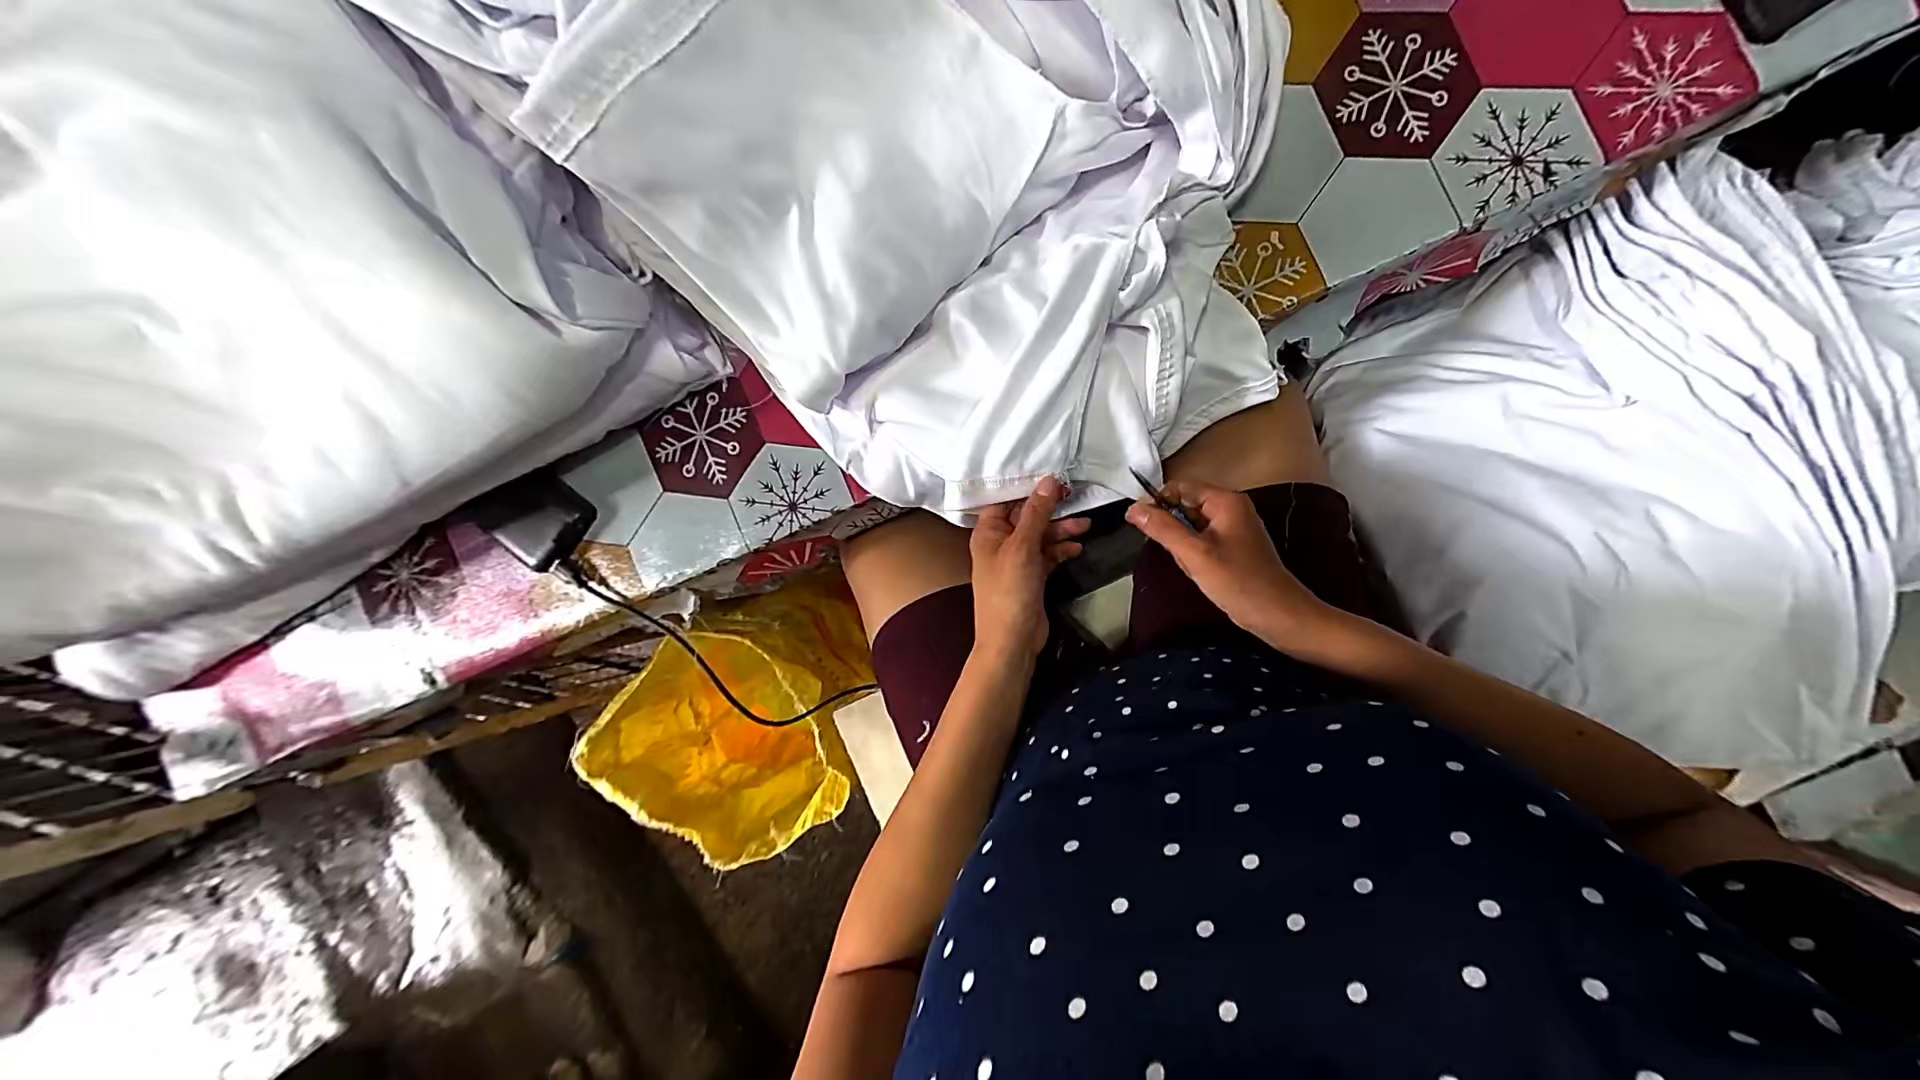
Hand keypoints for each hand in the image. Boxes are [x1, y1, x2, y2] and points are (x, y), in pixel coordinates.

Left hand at [970, 477, 1089, 659]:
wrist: (1012, 641)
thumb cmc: (1008, 593)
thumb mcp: (1022, 547)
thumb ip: (1036, 513)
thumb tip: (1049, 482)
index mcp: (987, 532)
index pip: (1006, 500)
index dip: (1028, 488)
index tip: (1053, 478)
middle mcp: (999, 543)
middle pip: (1026, 516)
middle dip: (1051, 509)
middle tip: (1075, 498)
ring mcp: (1016, 561)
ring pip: (1040, 536)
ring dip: (1061, 530)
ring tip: (1085, 526)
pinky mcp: (1031, 576)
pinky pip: (1047, 555)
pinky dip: (1061, 550)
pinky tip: (1076, 548)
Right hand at [1125, 479, 1333, 651]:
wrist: (1279, 615)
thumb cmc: (1240, 583)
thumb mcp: (1194, 554)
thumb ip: (1162, 528)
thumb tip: (1133, 509)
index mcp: (1226, 501)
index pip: (1179, 487)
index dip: (1157, 504)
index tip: (1145, 528)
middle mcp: (1232, 508)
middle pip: (1184, 507)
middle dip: (1174, 532)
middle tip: (1183, 555)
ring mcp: (1234, 528)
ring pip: (1191, 528)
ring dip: (1184, 548)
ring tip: (1197, 568)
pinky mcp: (1235, 547)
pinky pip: (1203, 543)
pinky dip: (1196, 557)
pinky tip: (1203, 574)